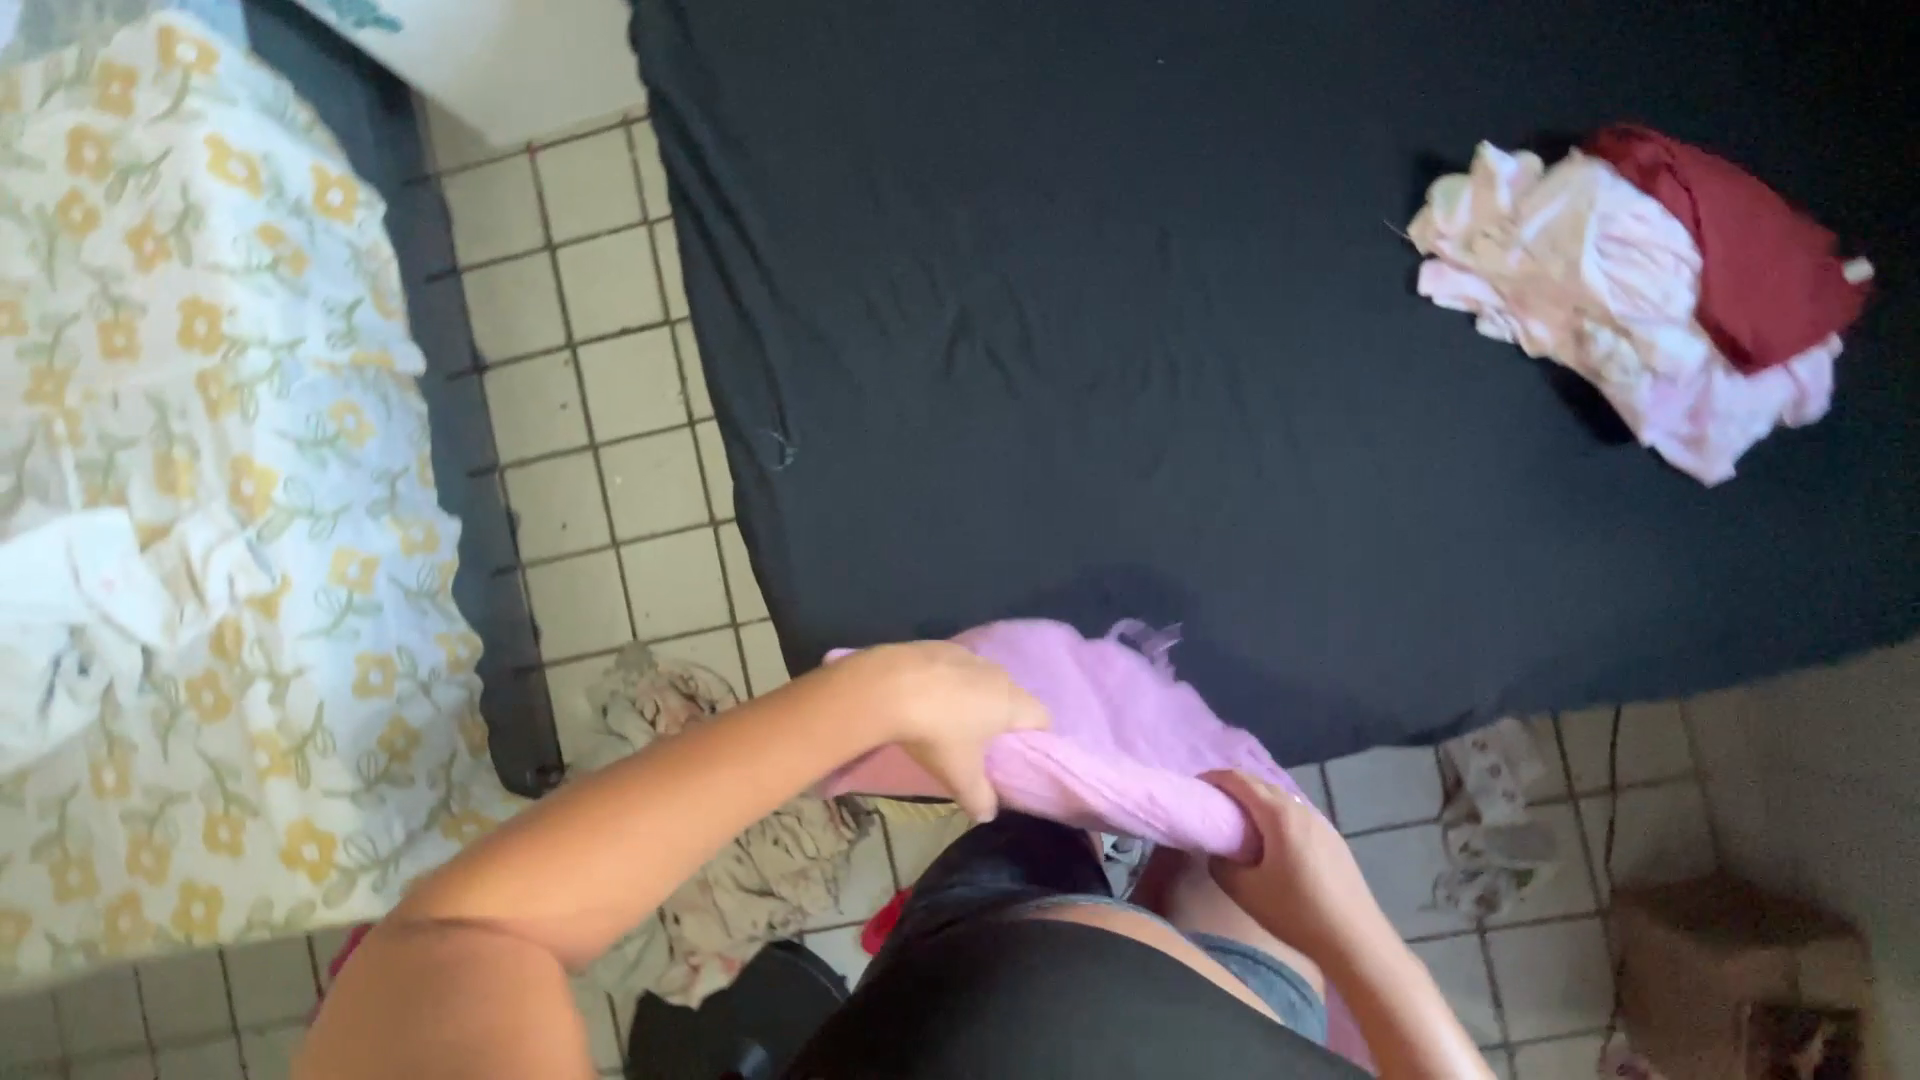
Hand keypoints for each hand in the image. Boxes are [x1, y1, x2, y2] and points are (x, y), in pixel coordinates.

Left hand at [838, 642, 1047, 820]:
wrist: (887, 686)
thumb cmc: (935, 732)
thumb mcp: (959, 774)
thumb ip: (979, 797)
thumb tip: (987, 815)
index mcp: (1011, 702)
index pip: (1043, 718)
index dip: (1036, 739)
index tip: (1015, 756)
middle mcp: (997, 673)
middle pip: (1013, 697)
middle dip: (1002, 719)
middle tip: (981, 744)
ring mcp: (968, 655)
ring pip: (983, 679)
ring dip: (974, 697)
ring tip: (949, 720)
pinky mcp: (939, 645)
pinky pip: (955, 667)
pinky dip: (948, 681)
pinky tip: (925, 697)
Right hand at [1203, 770, 1394, 963]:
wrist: (1357, 942)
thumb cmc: (1297, 913)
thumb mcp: (1245, 891)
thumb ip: (1220, 864)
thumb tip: (1217, 852)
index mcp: (1279, 815)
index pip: (1239, 780)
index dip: (1213, 778)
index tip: (1195, 787)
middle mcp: (1302, 810)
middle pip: (1261, 784)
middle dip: (1233, 787)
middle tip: (1212, 805)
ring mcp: (1322, 823)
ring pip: (1282, 799)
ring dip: (1256, 801)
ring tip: (1239, 823)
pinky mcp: (1334, 841)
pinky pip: (1297, 815)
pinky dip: (1276, 816)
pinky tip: (1273, 842)